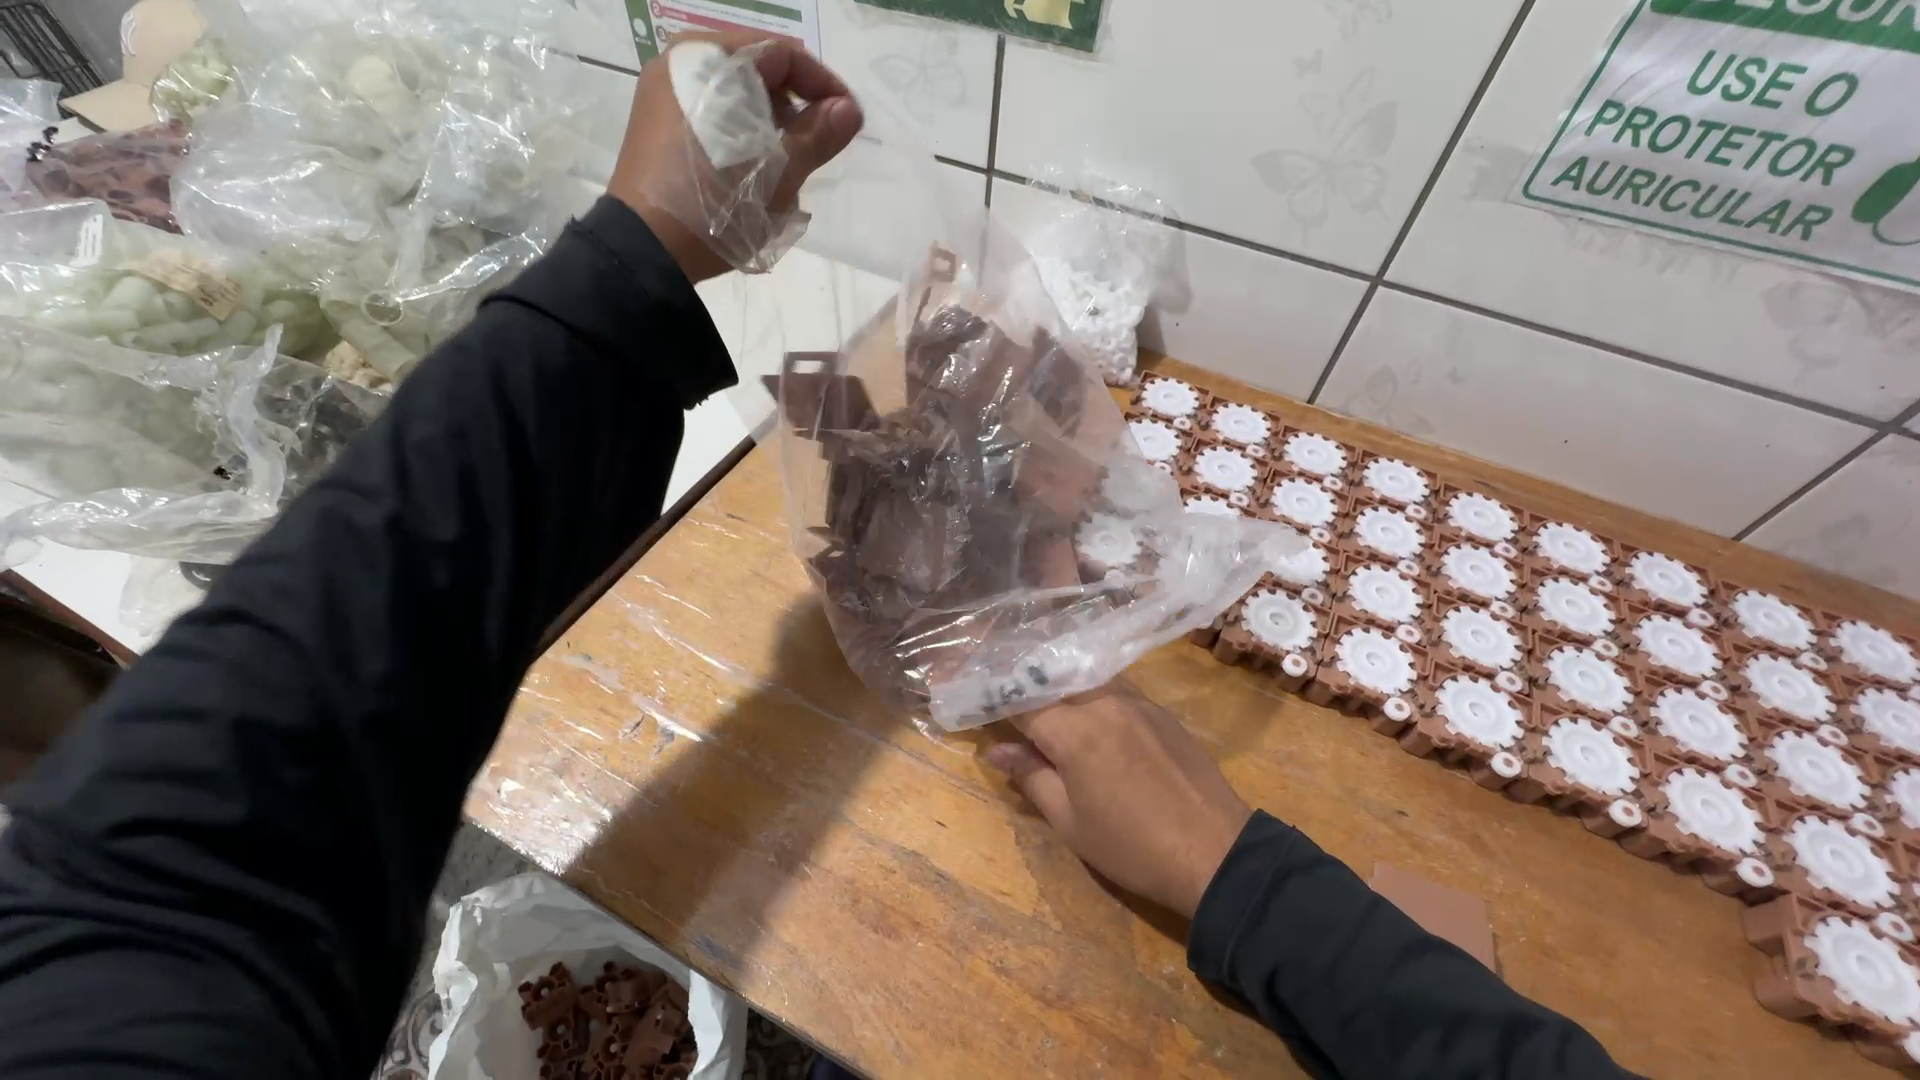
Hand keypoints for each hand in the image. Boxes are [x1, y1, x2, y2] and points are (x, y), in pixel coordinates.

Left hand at [610, 31, 863, 282]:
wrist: (649, 250)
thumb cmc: (720, 203)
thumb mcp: (780, 171)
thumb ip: (818, 134)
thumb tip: (849, 110)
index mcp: (711, 60)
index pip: (784, 54)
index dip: (824, 85)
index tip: (850, 122)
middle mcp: (682, 64)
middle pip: (759, 72)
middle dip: (796, 107)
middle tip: (821, 146)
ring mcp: (665, 94)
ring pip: (737, 96)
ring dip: (771, 124)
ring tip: (790, 165)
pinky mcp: (658, 126)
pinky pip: (713, 115)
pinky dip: (743, 133)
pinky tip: (754, 169)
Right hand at [985, 682, 1253, 918]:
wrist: (1216, 853)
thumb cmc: (1133, 847)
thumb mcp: (1070, 822)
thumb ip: (1031, 776)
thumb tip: (996, 750)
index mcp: (1075, 731)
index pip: (1022, 702)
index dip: (995, 702)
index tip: (975, 703)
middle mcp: (1104, 702)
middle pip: (1053, 682)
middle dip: (1025, 689)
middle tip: (1004, 702)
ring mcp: (1137, 702)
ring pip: (1085, 680)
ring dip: (1060, 689)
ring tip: (1042, 706)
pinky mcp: (1161, 711)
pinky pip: (1115, 690)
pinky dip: (1091, 696)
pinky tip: (1087, 716)